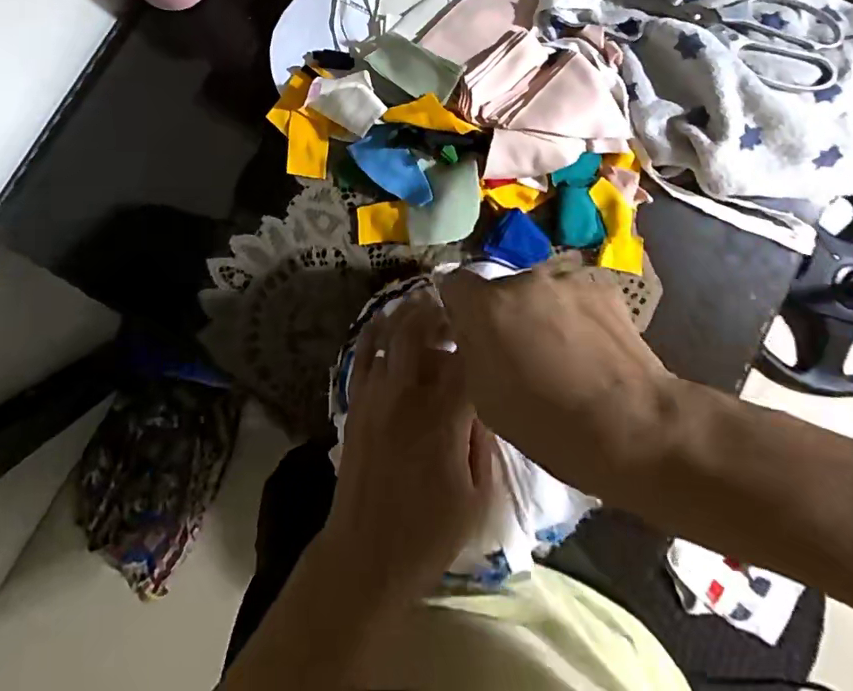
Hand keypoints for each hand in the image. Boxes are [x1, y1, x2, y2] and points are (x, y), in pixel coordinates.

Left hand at [316, 288, 492, 603]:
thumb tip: (485, 402)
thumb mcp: (479, 494)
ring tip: (428, 303)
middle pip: (419, 331)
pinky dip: (374, 333)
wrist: (368, 548)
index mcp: (442, 417)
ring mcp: (373, 394)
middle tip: (460, 307)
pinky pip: (362, 355)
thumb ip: (483, 440)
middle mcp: (404, 394)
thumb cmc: (431, 531)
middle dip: (441, 312)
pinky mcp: (354, 401)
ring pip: (388, 336)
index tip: (497, 328)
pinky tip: (384, 322)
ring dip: (407, 315)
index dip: (482, 339)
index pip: (467, 361)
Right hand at [438, 264, 679, 497]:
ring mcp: (567, 281)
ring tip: (562, 346)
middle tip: (519, 346)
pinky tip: (592, 345)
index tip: (469, 331)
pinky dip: (577, 312)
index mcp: (484, 305)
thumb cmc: (546, 421)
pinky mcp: (606, 290)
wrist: (635, 428)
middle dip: (504, 311)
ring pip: (540, 290)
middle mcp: (522, 280)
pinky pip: (576, 296)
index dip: (459, 307)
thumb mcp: (483, 394)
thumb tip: (474, 335)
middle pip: (500, 288)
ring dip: (542, 309)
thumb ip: (472, 350)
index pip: (454, 284)